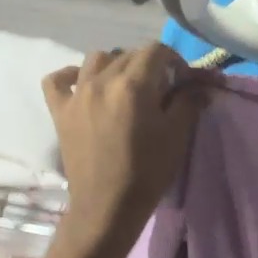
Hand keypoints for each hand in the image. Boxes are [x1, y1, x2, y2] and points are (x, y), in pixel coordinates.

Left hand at [42, 44, 206, 235]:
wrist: (108, 206)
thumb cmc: (148, 171)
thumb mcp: (177, 135)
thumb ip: (189, 101)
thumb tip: (200, 84)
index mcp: (133, 85)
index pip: (155, 51)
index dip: (174, 60)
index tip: (181, 80)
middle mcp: (101, 81)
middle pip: (128, 54)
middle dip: (149, 64)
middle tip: (161, 89)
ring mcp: (77, 94)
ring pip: (96, 59)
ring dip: (116, 65)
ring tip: (126, 85)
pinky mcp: (60, 111)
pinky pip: (58, 79)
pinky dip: (71, 75)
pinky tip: (84, 84)